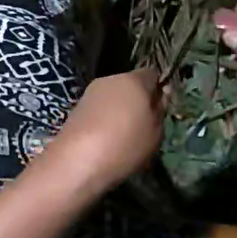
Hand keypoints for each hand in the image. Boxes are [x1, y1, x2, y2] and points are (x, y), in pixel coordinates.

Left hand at [38, 69, 165, 190]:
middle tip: (144, 125)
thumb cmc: (125, 145)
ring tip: (123, 136)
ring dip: (120, 110)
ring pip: (113, 97)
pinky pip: (99, 109)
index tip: (160, 110)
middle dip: (138, 100)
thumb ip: (160, 110)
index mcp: (134, 80)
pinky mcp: (76, 108)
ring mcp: (90, 93)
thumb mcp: (155, 132)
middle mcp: (110, 79)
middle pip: (131, 84)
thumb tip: (161, 95)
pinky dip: (105, 119)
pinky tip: (106, 140)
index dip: (158, 90)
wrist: (75, 163)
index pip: (152, 74)